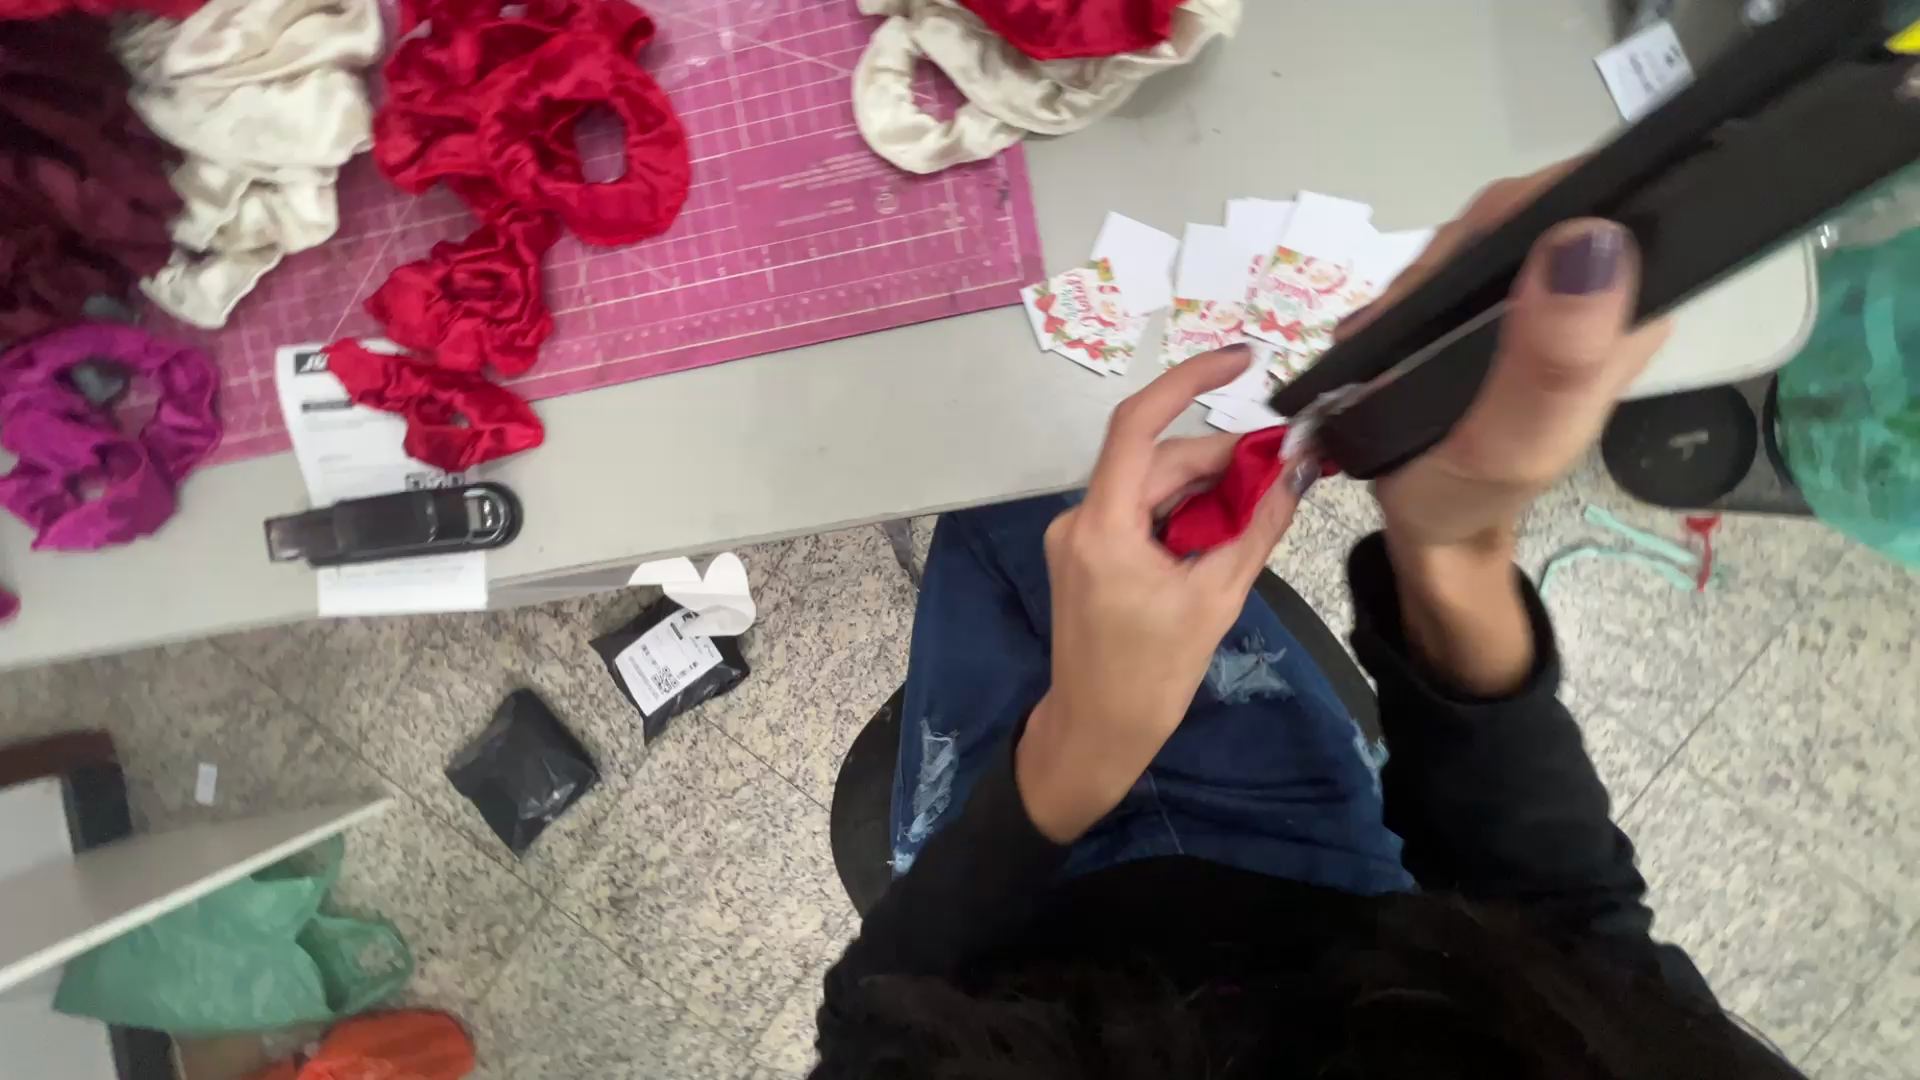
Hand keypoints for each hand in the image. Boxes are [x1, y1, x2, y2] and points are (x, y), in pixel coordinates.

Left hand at [1015, 345, 1309, 842]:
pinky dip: (1178, 513)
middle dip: (1217, 461)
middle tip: (1280, 470)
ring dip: (1202, 489)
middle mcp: (1078, 518)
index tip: (1241, 359)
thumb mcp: (1215, 599)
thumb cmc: (1151, 678)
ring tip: (1256, 505)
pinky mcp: (1083, 551)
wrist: (1094, 730)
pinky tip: (1217, 528)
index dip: (1188, 382)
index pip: (1137, 426)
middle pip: (1154, 462)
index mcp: (1102, 527)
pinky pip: (1136, 512)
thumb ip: (1256, 528)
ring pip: (1147, 487)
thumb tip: (1295, 472)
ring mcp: (1075, 535)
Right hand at [1340, 162, 1672, 693]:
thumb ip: (1553, 358)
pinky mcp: (1487, 318)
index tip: (1441, 277)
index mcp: (1625, 312)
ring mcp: (1533, 305)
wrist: (1430, 526)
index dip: (1519, 214)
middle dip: (1442, 259)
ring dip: (1413, 282)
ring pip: (1475, 241)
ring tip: (1373, 334)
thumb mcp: (1513, 443)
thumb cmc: (1469, 495)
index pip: (1598, 204)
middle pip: (1522, 216)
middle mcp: (1590, 296)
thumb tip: (1585, 239)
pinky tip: (1375, 330)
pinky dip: (1402, 297)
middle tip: (1391, 324)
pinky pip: (1446, 274)